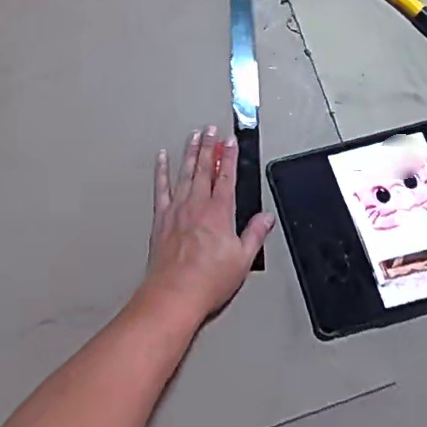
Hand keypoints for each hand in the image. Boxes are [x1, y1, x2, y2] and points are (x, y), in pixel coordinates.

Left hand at [136, 126, 274, 325]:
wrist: (173, 296)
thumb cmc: (206, 281)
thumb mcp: (242, 259)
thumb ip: (254, 234)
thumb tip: (265, 219)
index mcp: (219, 213)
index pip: (226, 177)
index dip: (230, 157)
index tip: (231, 141)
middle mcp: (197, 206)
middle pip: (205, 168)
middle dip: (210, 146)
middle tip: (211, 130)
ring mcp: (176, 210)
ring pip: (185, 172)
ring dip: (190, 152)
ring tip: (193, 136)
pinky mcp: (161, 220)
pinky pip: (161, 188)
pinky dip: (161, 172)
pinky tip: (161, 160)